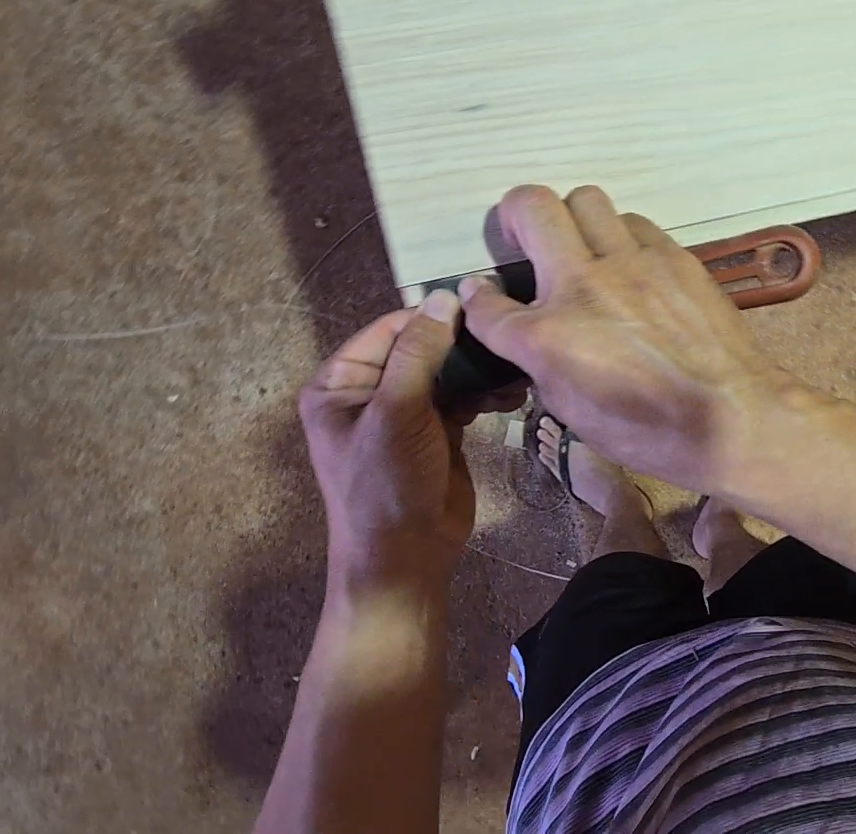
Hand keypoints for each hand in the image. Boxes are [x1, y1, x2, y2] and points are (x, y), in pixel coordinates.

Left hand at [298, 292, 499, 581]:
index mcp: (341, 383)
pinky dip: (485, 393)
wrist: (407, 559)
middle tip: (504, 340)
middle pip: (422, 347)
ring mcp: (406, 412)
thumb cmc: (386, 484)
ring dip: (479, 371)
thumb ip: (419, 353)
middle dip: (462, 346)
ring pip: (447, 372)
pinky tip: (511, 394)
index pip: (390, 330)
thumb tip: (444, 296)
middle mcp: (370, 392)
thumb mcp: (397, 413)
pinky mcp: (437, 431)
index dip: (432, 317)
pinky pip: (462, 397)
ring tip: (513, 372)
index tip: (479, 310)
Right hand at [459, 185, 786, 490]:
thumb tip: (525, 333)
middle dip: (517, 214)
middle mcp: (584, 284)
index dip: (478, 299)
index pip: (488, 303)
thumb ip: (538, 362)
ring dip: (575, 222)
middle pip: (534, 206)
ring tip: (586, 253)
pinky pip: (635, 224)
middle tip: (526, 241)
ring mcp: (633, 262)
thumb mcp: (573, 411)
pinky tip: (633, 268)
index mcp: (548, 335)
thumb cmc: (648, 430)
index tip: (483, 294)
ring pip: (588, 201)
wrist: (733, 416)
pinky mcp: (674, 257)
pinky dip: (622, 239)